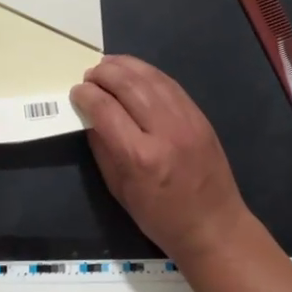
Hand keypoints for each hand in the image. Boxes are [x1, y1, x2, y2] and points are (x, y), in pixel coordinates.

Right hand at [70, 55, 251, 264]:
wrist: (215, 227)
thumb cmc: (161, 217)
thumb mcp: (120, 190)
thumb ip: (103, 149)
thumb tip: (90, 116)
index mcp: (139, 157)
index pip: (105, 109)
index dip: (86, 95)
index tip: (76, 92)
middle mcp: (163, 132)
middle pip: (127, 85)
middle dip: (103, 74)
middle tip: (89, 75)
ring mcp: (186, 120)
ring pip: (150, 78)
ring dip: (124, 66)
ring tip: (107, 65)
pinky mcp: (200, 116)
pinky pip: (169, 84)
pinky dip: (148, 72)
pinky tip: (135, 72)